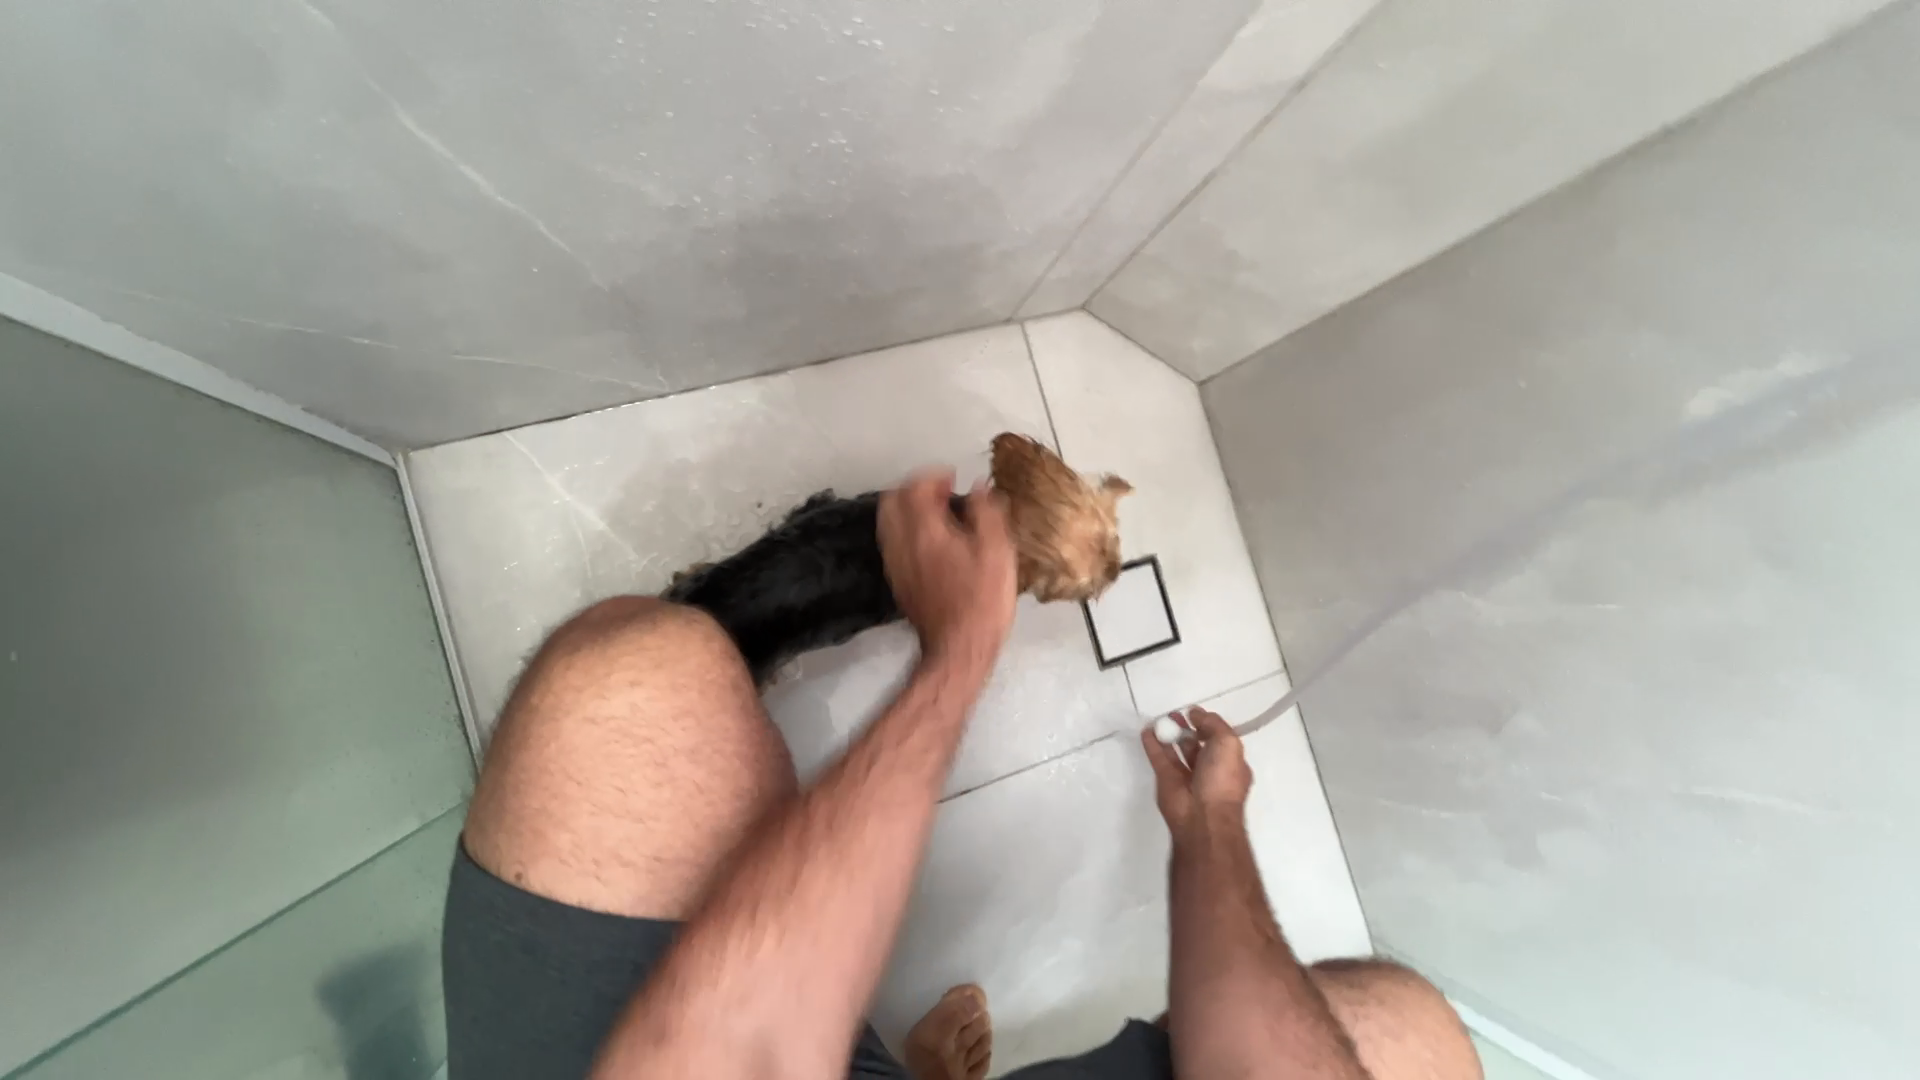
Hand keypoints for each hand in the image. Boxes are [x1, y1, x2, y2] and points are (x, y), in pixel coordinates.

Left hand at [878, 468, 1017, 675]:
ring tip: (935, 513)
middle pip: (892, 500)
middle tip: (942, 492)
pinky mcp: (896, 581)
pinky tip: (929, 540)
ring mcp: (895, 564)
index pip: (914, 487)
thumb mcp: (998, 552)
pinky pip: (892, 542)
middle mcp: (901, 543)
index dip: (933, 475)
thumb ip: (987, 512)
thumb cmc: (983, 599)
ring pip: (888, 521)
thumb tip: (979, 486)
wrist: (959, 648)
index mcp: (925, 531)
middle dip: (915, 487)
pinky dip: (905, 530)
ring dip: (907, 508)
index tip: (954, 479)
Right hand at [1141, 707, 1252, 837]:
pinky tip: (1147, 730)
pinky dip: (1152, 743)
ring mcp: (1187, 776)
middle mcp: (1209, 770)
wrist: (1202, 815)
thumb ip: (1213, 724)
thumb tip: (1196, 713)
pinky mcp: (1166, 780)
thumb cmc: (1222, 779)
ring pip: (1176, 750)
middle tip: (1175, 714)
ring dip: (1169, 734)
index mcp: (1230, 764)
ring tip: (1161, 718)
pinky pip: (1158, 757)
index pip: (1219, 740)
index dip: (1208, 725)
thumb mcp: (1228, 743)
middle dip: (1187, 728)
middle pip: (1196, 744)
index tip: (1194, 713)